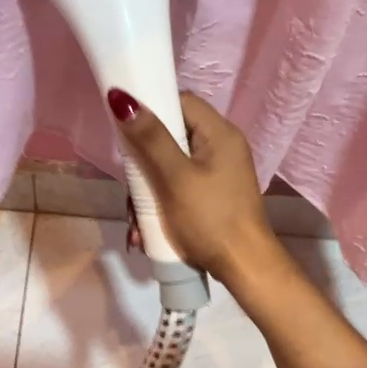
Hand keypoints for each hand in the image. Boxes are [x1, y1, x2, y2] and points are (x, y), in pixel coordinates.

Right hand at [110, 89, 283, 285]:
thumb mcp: (175, 178)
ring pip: (168, 168)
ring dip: (145, 194)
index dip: (151, 109)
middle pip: (170, 137)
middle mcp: (220, 148)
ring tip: (135, 222)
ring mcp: (216, 175)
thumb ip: (150, 139)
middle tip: (129, 189)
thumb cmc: (211, 219)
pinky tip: (144, 233)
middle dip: (142, 165)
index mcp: (219, 134)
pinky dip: (158, 207)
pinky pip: (176, 189)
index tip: (125, 130)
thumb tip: (122, 98)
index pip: (180, 102)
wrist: (244, 269)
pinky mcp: (210, 198)